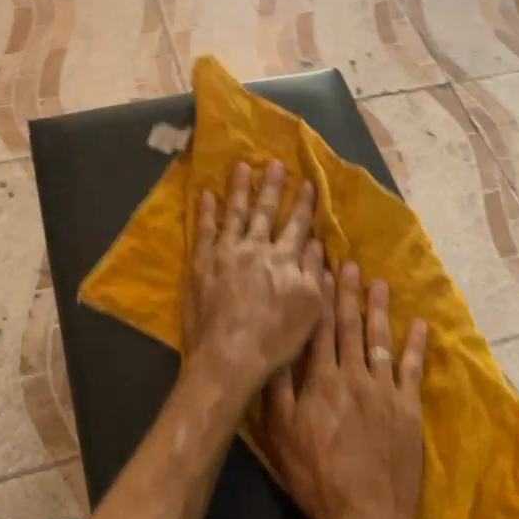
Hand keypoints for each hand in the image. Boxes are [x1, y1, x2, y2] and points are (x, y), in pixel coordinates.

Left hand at [184, 161, 325, 399]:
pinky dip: (206, 211)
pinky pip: (204, 230)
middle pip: (265, 212)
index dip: (304, 204)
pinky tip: (207, 195)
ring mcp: (226, 253)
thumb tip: (317, 243)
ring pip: (234, 213)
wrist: (230, 355)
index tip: (308, 182)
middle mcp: (256, 248)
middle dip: (272, 187)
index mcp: (285, 259)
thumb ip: (313, 272)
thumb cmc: (275, 339)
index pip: (297, 225)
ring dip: (239, 189)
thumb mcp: (310, 309)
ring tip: (241, 166)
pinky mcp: (201, 263)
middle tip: (274, 164)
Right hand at [261, 260, 430, 518]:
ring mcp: (383, 390)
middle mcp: (352, 375)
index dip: (318, 299)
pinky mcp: (407, 408)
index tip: (318, 270)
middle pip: (349, 327)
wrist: (367, 512)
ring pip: (379, 339)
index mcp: (320, 381)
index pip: (318, 330)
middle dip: (347, 293)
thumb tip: (271, 350)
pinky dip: (415, 345)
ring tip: (378, 282)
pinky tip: (419, 324)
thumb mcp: (280, 436)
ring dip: (378, 309)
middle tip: (347, 262)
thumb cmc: (316, 476)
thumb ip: (277, 391)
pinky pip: (411, 369)